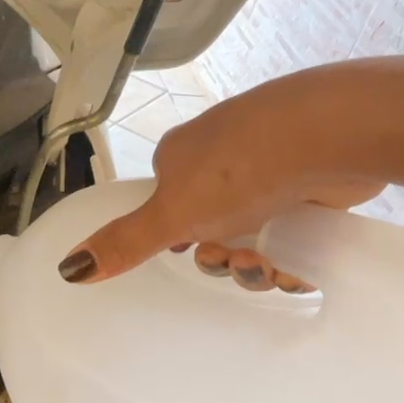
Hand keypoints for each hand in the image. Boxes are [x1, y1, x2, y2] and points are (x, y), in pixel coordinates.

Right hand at [58, 64, 387, 290]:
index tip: (189, 254)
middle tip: (238, 261)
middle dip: (221, 257)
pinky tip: (300, 260)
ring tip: (273, 264)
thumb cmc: (241, 168)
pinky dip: (292, 252)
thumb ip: (124, 243)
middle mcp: (221, 156)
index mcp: (180, 155)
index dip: (175, 241)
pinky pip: (291, 229)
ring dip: (257, 262)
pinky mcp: (313, 178)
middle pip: (208, 228)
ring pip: (252, 233)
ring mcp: (270, 165)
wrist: (336, 133)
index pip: (165, 208)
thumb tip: (67, 269)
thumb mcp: (170, 215)